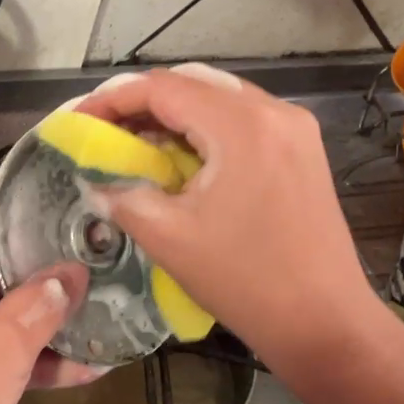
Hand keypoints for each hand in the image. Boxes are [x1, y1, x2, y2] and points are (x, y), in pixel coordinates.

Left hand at [0, 181, 90, 403]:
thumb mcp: (1, 349)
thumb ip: (40, 304)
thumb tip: (73, 272)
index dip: (18, 187)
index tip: (66, 176)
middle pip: (1, 253)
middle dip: (51, 249)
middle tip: (106, 236)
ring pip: (11, 303)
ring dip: (54, 307)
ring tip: (111, 293)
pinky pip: (8, 345)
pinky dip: (42, 352)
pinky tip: (94, 361)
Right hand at [78, 64, 393, 372]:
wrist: (324, 321)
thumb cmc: (244, 281)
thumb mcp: (169, 238)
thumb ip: (123, 198)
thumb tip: (94, 182)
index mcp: (241, 126)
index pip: (163, 88)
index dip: (112, 99)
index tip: (79, 121)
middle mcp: (273, 111)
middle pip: (192, 82)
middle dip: (141, 102)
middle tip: (105, 131)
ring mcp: (294, 127)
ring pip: (219, 97)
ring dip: (173, 114)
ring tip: (136, 144)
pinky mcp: (302, 149)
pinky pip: (242, 120)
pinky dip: (204, 129)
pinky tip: (181, 158)